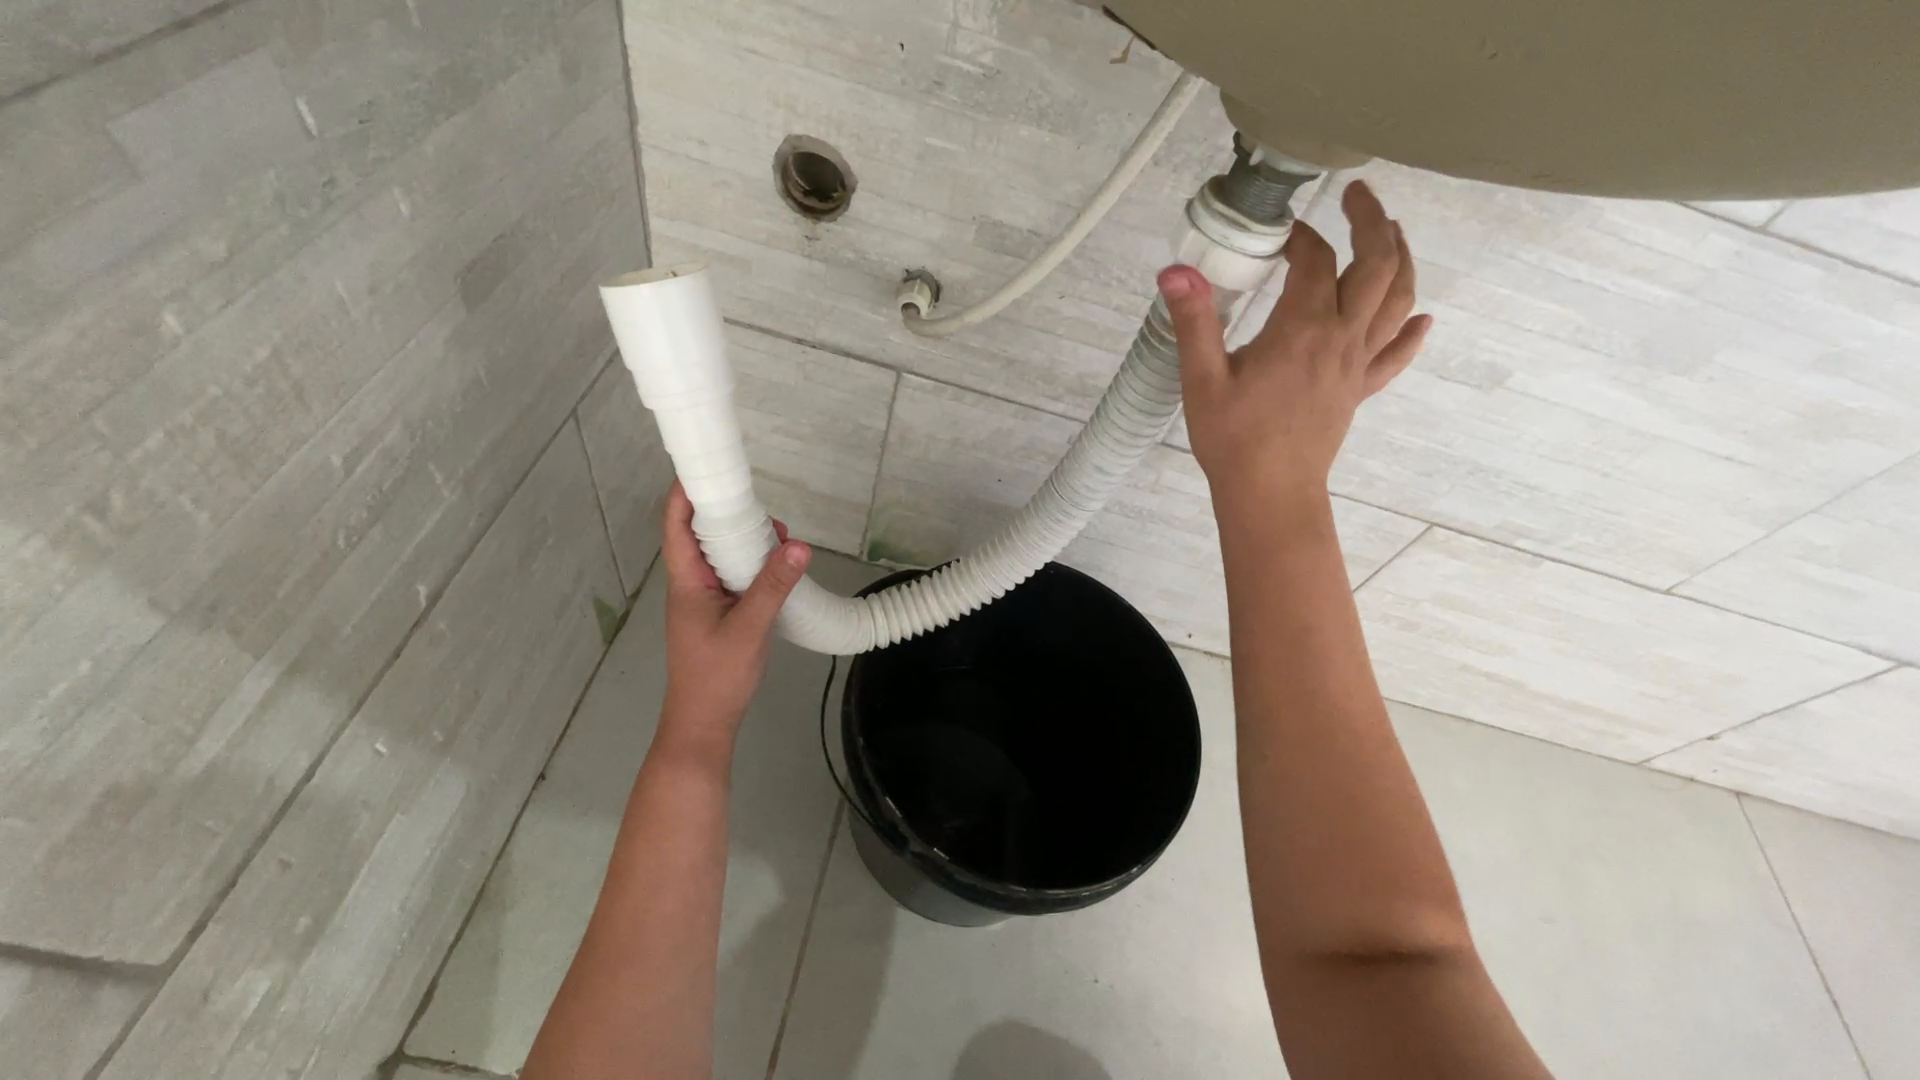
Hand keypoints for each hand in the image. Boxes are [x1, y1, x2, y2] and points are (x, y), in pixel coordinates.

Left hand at [659, 482, 811, 732]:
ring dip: (746, 542)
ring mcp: (704, 599)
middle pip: (701, 533)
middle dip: (730, 515)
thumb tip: (800, 546)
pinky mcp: (718, 613)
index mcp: (686, 580)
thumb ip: (774, 586)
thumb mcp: (750, 627)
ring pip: (720, 555)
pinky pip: (733, 576)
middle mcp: (691, 583)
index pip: (676, 524)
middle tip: (767, 514)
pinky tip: (777, 569)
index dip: (687, 492)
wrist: (704, 723)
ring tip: (781, 540)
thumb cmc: (717, 675)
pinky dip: (752, 565)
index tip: (712, 469)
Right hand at [1160, 180, 1430, 509]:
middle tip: (1357, 195)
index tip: (1280, 230)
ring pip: (1399, 301)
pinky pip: (1395, 356)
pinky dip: (1412, 332)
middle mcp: (1341, 339)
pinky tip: (1421, 318)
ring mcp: (1356, 366)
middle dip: (1373, 221)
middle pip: (1378, 266)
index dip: (1301, 236)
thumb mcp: (1201, 379)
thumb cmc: (1233, 439)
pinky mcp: (1358, 392)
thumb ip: (1194, 321)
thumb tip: (1174, 270)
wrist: (1270, 493)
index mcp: (1303, 328)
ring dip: (1402, 260)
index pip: (1315, 261)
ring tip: (1393, 232)